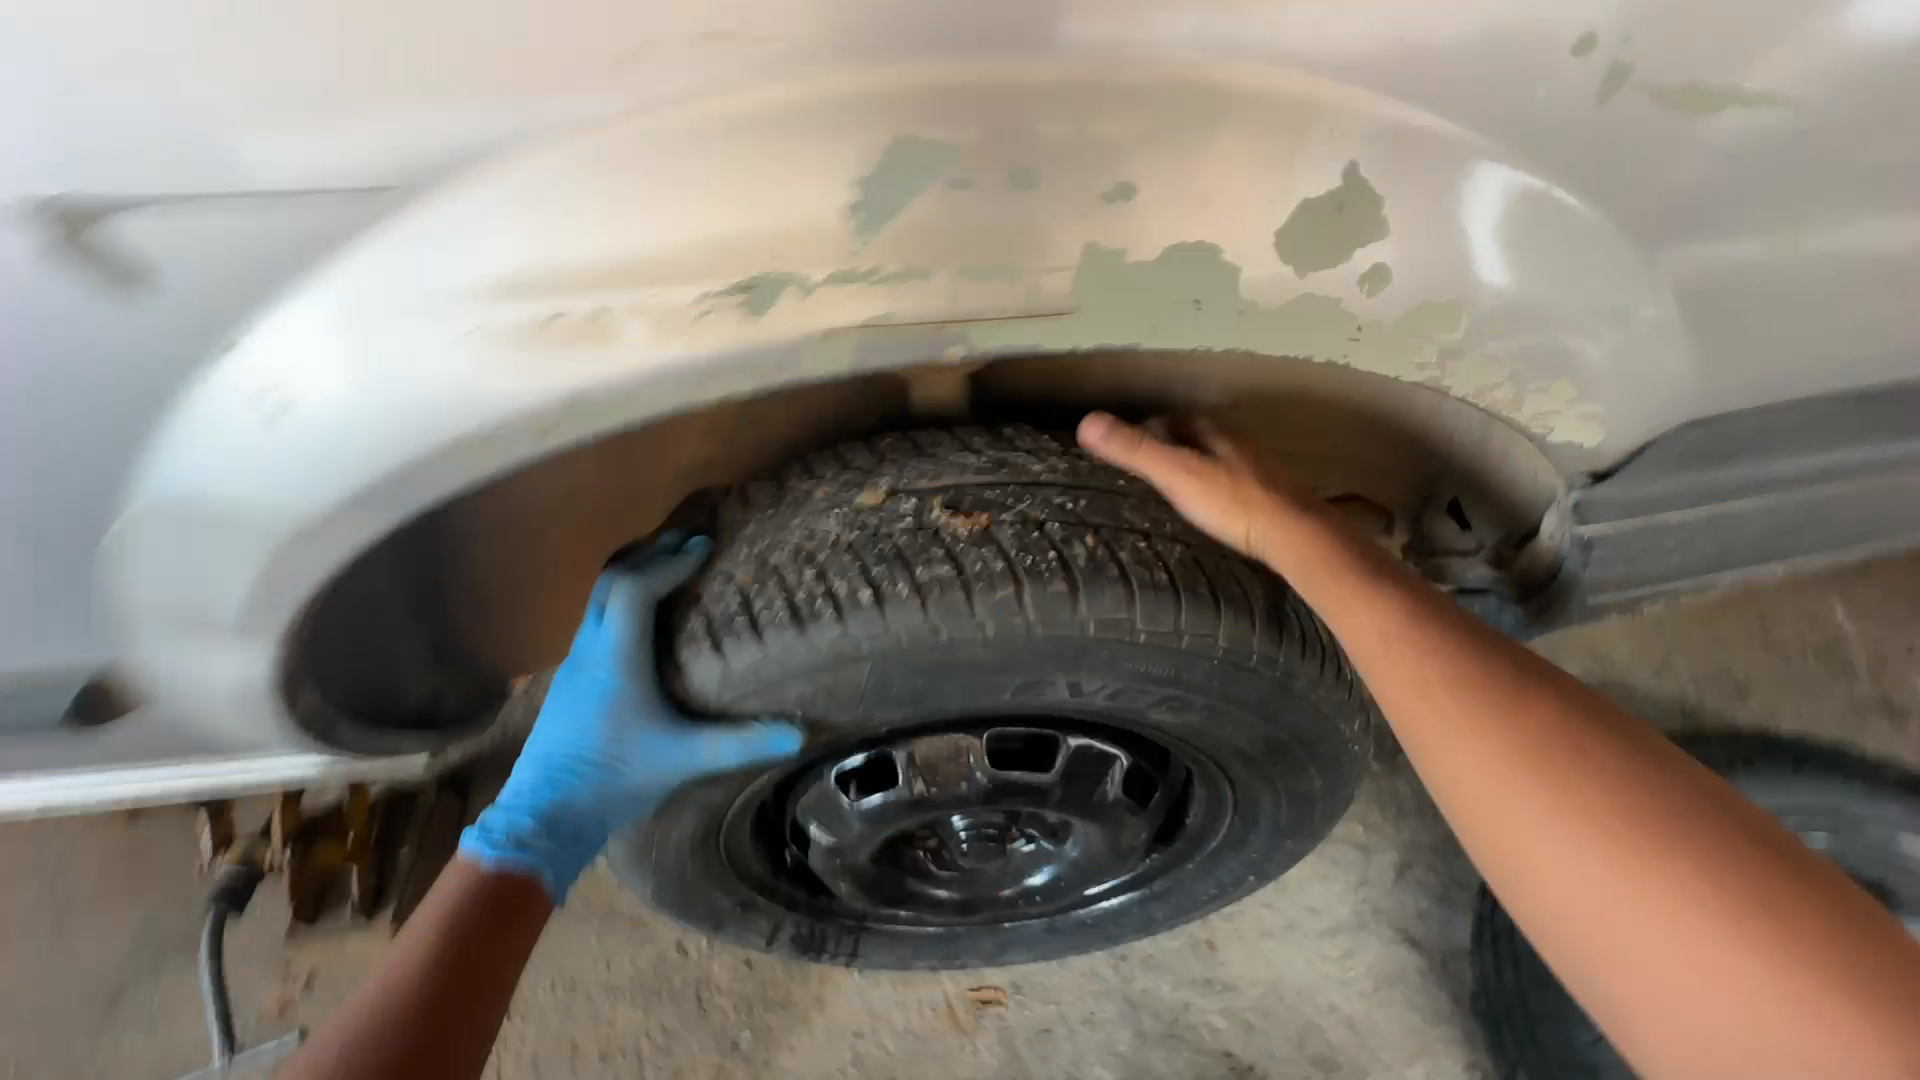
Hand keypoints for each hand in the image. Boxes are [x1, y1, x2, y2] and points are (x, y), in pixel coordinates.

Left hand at [458, 531, 804, 900]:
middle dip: (649, 554)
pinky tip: (641, 622)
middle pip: (612, 580)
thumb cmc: (615, 777)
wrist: (543, 817)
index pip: (638, 588)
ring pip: (598, 599)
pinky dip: (621, 601)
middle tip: (686, 541)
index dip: (671, 562)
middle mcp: (590, 649)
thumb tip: (800, 734)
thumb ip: (742, 743)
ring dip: (631, 575)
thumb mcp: (686, 759)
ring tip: (666, 568)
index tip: (704, 544)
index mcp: (616, 656)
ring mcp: (573, 664)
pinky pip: (595, 621)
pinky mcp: (569, 682)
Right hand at [1077, 411, 1319, 564]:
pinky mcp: (1274, 503)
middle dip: (1177, 446)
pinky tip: (1213, 512)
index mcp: (1215, 436)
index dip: (1153, 427)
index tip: (1131, 440)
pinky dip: (1220, 494)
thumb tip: (1086, 423)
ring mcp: (1261, 475)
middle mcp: (1240, 448)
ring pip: (1223, 464)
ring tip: (1176, 488)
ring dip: (1201, 469)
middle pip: (1202, 440)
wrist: (1296, 535)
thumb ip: (1135, 451)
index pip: (1178, 421)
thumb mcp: (1175, 474)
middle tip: (1150, 464)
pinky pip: (1239, 490)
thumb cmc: (1233, 502)